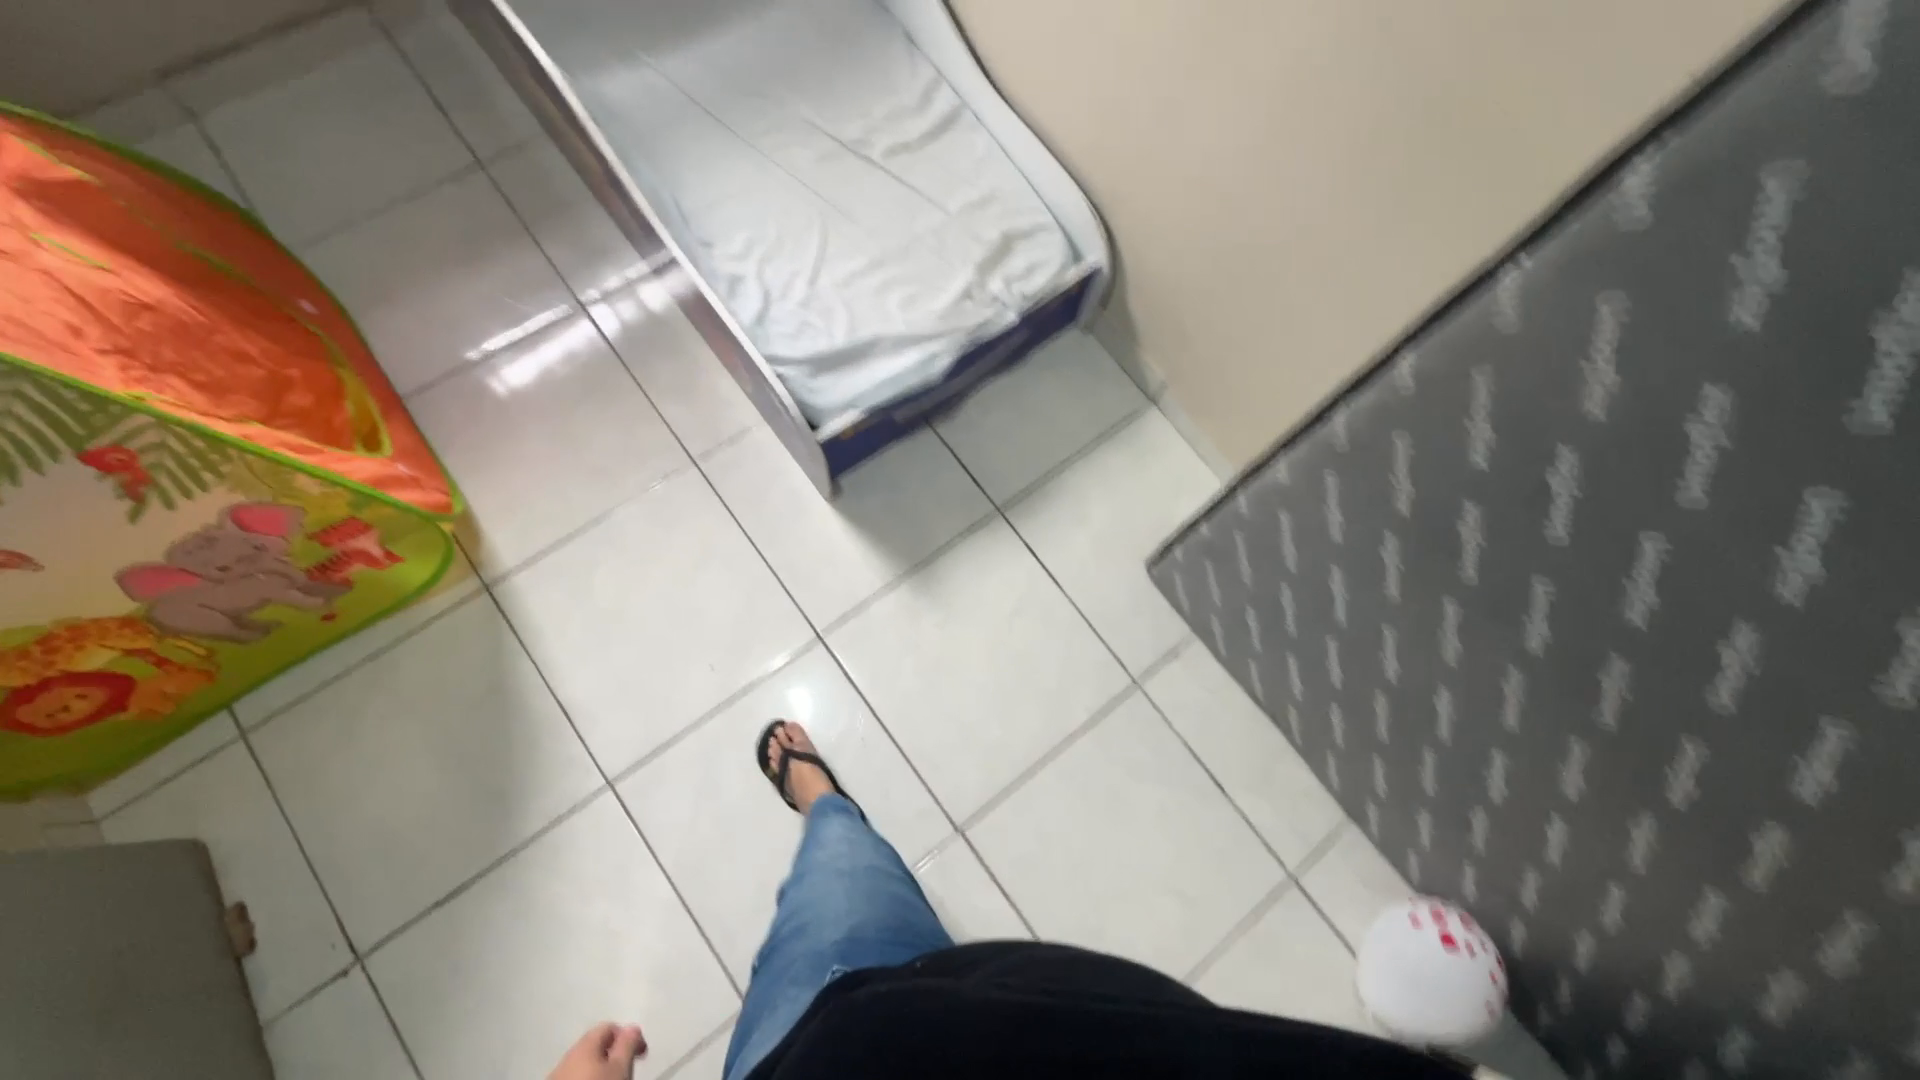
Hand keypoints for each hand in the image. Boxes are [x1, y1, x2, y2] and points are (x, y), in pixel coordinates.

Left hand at [548, 1022, 646, 1079]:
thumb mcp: (620, 1067)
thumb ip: (628, 1043)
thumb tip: (632, 1028)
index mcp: (584, 1045)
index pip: (609, 1027)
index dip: (628, 1036)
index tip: (640, 1053)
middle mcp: (567, 1056)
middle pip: (596, 1046)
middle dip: (614, 1054)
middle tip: (627, 1070)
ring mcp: (557, 1076)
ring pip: (584, 1064)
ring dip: (600, 1069)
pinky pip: (575, 1077)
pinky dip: (588, 1079)